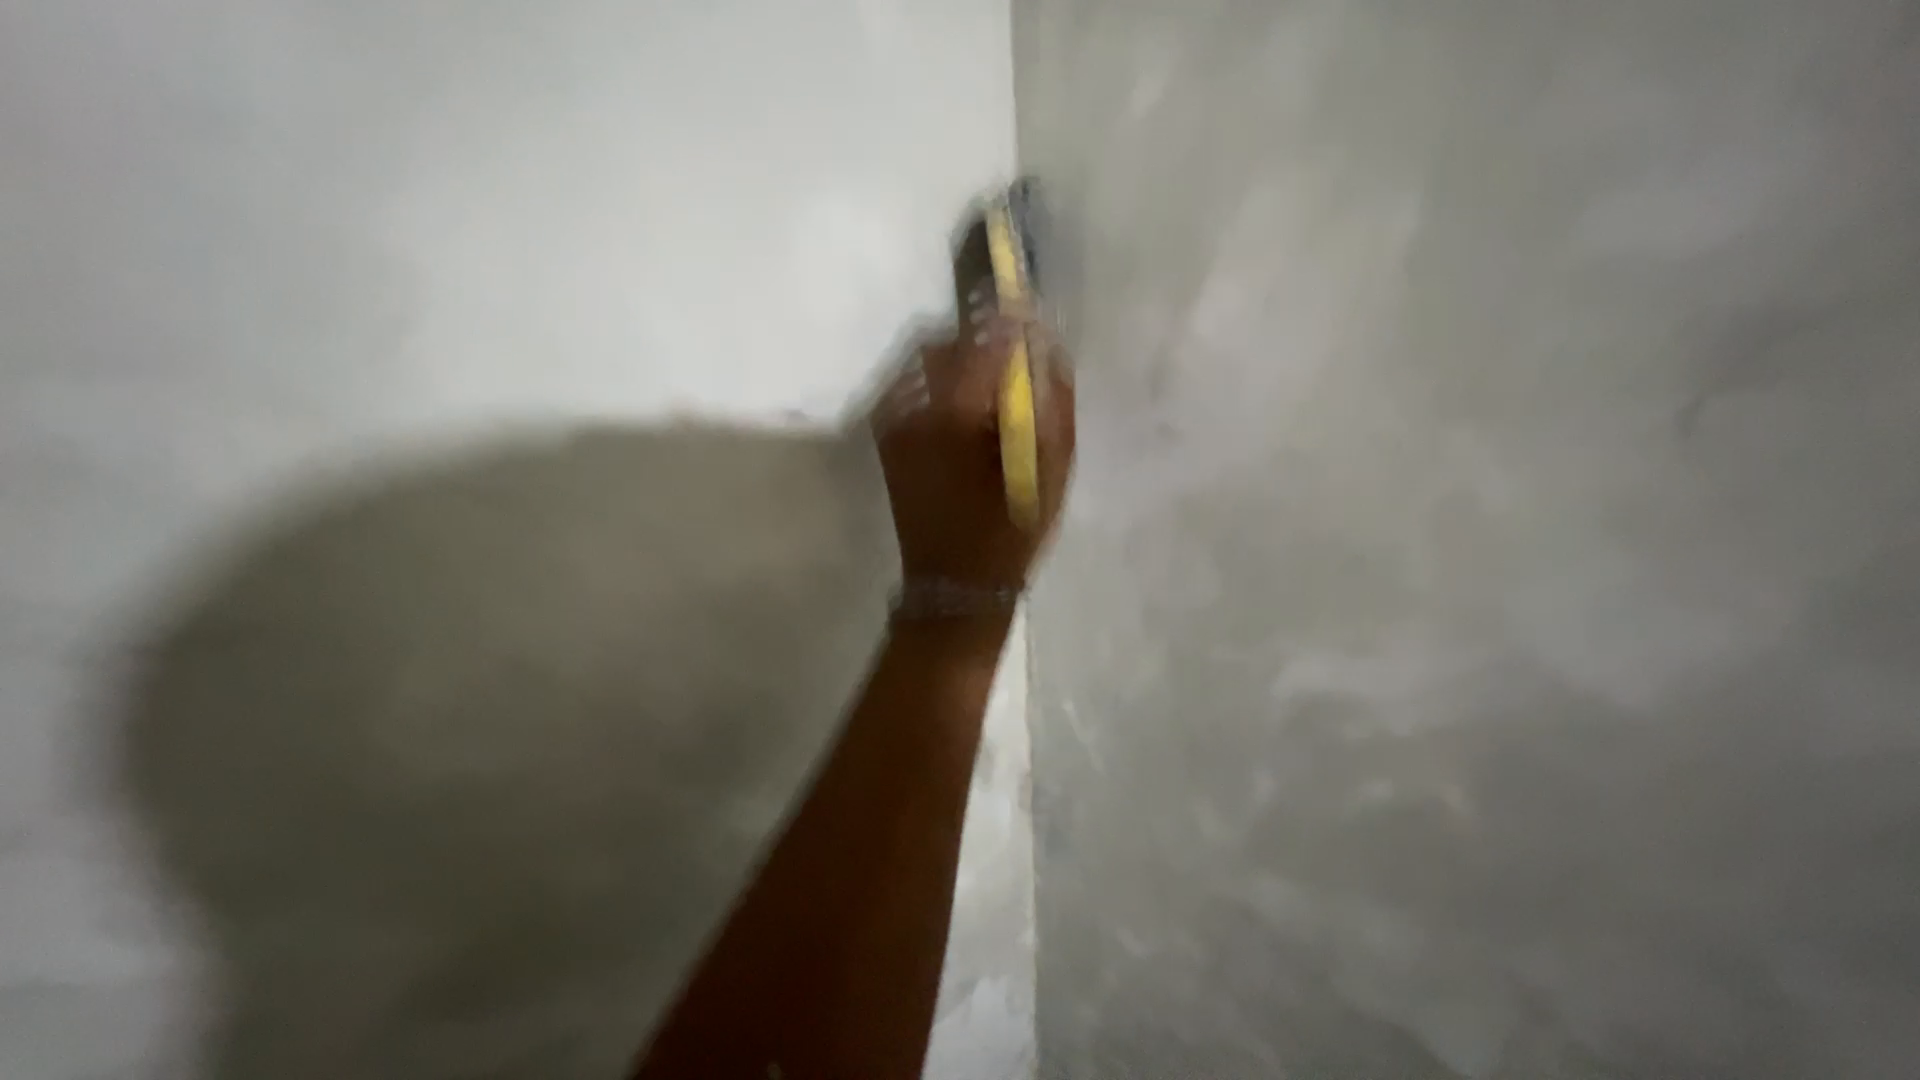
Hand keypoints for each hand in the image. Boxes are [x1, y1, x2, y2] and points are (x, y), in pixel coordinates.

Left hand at [870, 315, 1075, 589]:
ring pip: (921, 363)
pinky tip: (960, 413)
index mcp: (957, 416)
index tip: (1027, 308)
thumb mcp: (1050, 471)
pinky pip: (909, 387)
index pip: (983, 342)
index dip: (1007, 320)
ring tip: (984, 391)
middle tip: (1007, 363)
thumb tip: (1046, 348)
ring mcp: (893, 423)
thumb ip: (1051, 401)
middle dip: (977, 341)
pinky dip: (937, 384)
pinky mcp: (886, 437)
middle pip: (942, 344)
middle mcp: (914, 409)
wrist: (953, 584)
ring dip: (955, 362)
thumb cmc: (1009, 532)